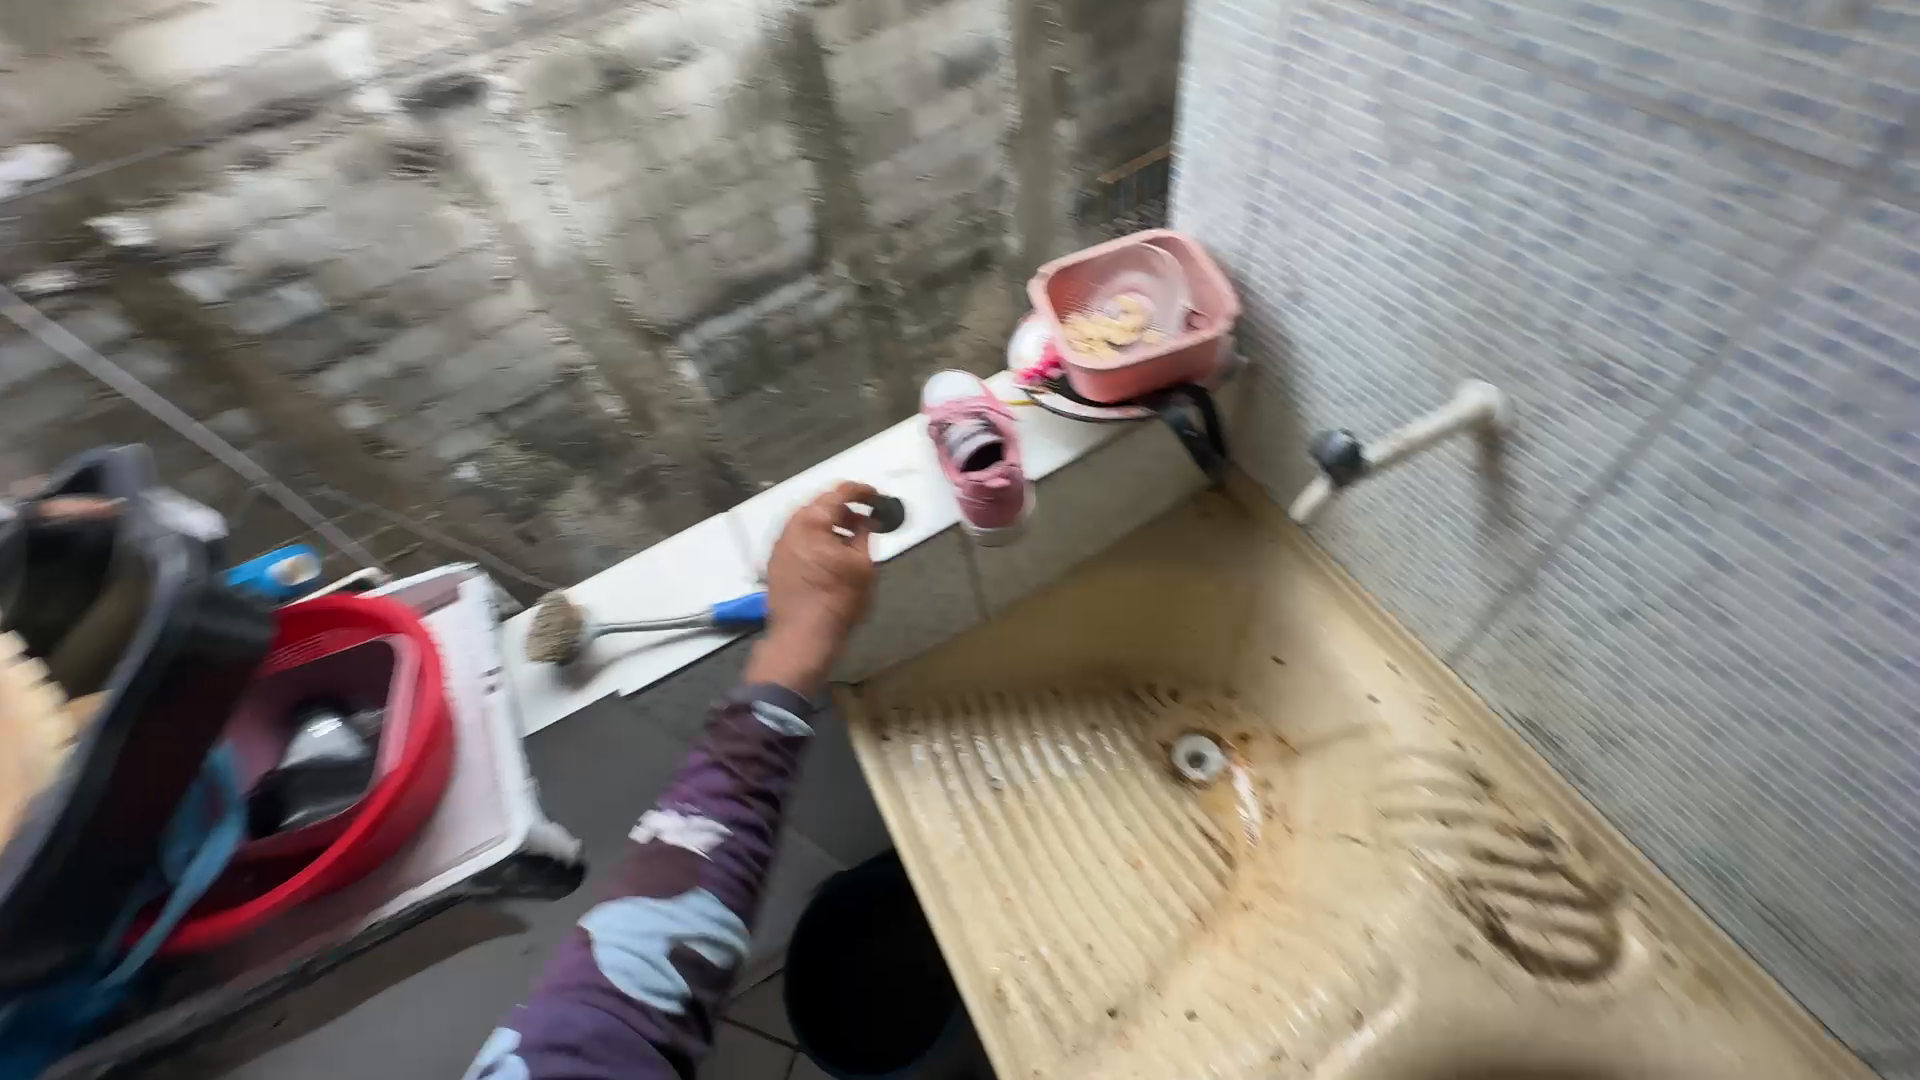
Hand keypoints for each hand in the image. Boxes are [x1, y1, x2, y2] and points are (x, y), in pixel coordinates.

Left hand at [743, 481, 879, 694]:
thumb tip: (866, 521)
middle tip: (866, 521)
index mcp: (811, 522)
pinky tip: (831, 556)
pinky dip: (817, 540)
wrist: (802, 637)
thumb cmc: (838, 601)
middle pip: (819, 506)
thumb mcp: (863, 565)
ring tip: (850, 540)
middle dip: (844, 509)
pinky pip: (799, 540)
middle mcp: (790, 528)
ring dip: (830, 525)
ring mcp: (779, 546)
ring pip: (807, 524)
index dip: (862, 491)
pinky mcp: (775, 563)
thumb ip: (865, 535)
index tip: (876, 497)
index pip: (839, 493)